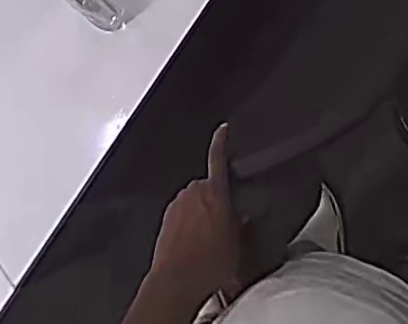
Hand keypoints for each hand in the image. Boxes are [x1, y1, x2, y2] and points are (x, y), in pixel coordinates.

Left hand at [148, 124, 241, 302]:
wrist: (177, 279)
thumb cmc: (208, 265)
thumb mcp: (237, 246)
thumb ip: (239, 225)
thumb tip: (241, 220)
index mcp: (215, 193)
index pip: (218, 158)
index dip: (220, 141)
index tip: (222, 129)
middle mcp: (194, 191)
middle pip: (207, 188)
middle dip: (214, 202)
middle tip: (221, 227)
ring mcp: (178, 201)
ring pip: (193, 201)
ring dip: (199, 214)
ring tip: (206, 243)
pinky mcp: (167, 214)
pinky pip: (181, 212)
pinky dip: (187, 223)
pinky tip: (192, 244)